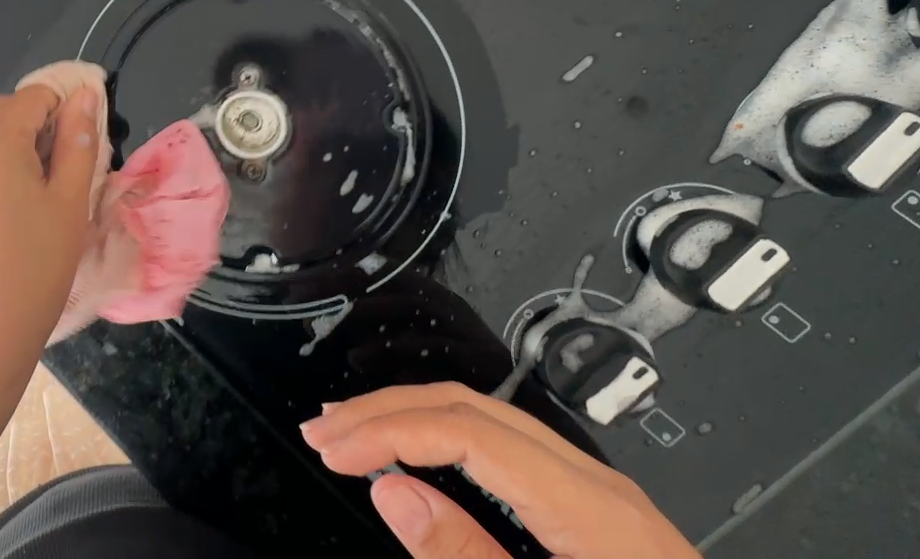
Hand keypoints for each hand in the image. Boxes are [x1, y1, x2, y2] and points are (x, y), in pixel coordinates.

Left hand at [0, 84, 100, 375]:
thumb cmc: (32, 270)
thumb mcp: (69, 205)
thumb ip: (78, 143)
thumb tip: (83, 96)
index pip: (33, 96)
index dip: (64, 107)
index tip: (83, 142)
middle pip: (0, 110)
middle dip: (34, 122)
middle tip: (64, 165)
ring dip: (11, 144)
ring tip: (40, 190)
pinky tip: (10, 211)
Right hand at [301, 383, 698, 558]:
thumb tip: (391, 490)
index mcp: (597, 511)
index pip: (470, 432)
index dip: (390, 431)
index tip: (334, 451)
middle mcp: (595, 483)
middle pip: (468, 407)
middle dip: (384, 410)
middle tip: (322, 432)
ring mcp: (591, 488)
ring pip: (478, 415)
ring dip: (403, 415)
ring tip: (346, 429)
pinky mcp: (581, 504)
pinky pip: (495, 443)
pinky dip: (436, 436)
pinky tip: (405, 449)